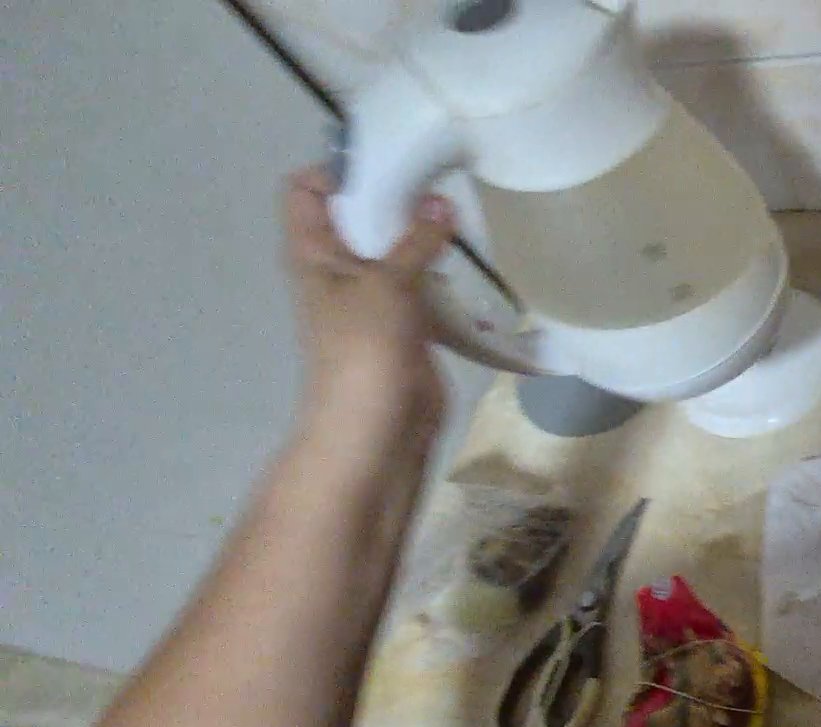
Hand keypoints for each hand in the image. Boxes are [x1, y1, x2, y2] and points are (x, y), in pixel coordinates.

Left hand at [282, 167, 454, 434]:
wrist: (378, 422)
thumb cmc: (366, 347)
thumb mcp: (388, 284)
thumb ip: (416, 242)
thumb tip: (441, 201)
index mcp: (313, 253)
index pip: (306, 190)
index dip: (340, 171)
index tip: (393, 168)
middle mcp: (339, 272)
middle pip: (359, 221)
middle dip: (397, 206)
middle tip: (441, 196)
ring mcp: (374, 302)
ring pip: (398, 258)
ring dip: (426, 246)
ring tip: (462, 234)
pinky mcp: (407, 329)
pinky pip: (424, 294)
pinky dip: (446, 285)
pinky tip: (472, 282)